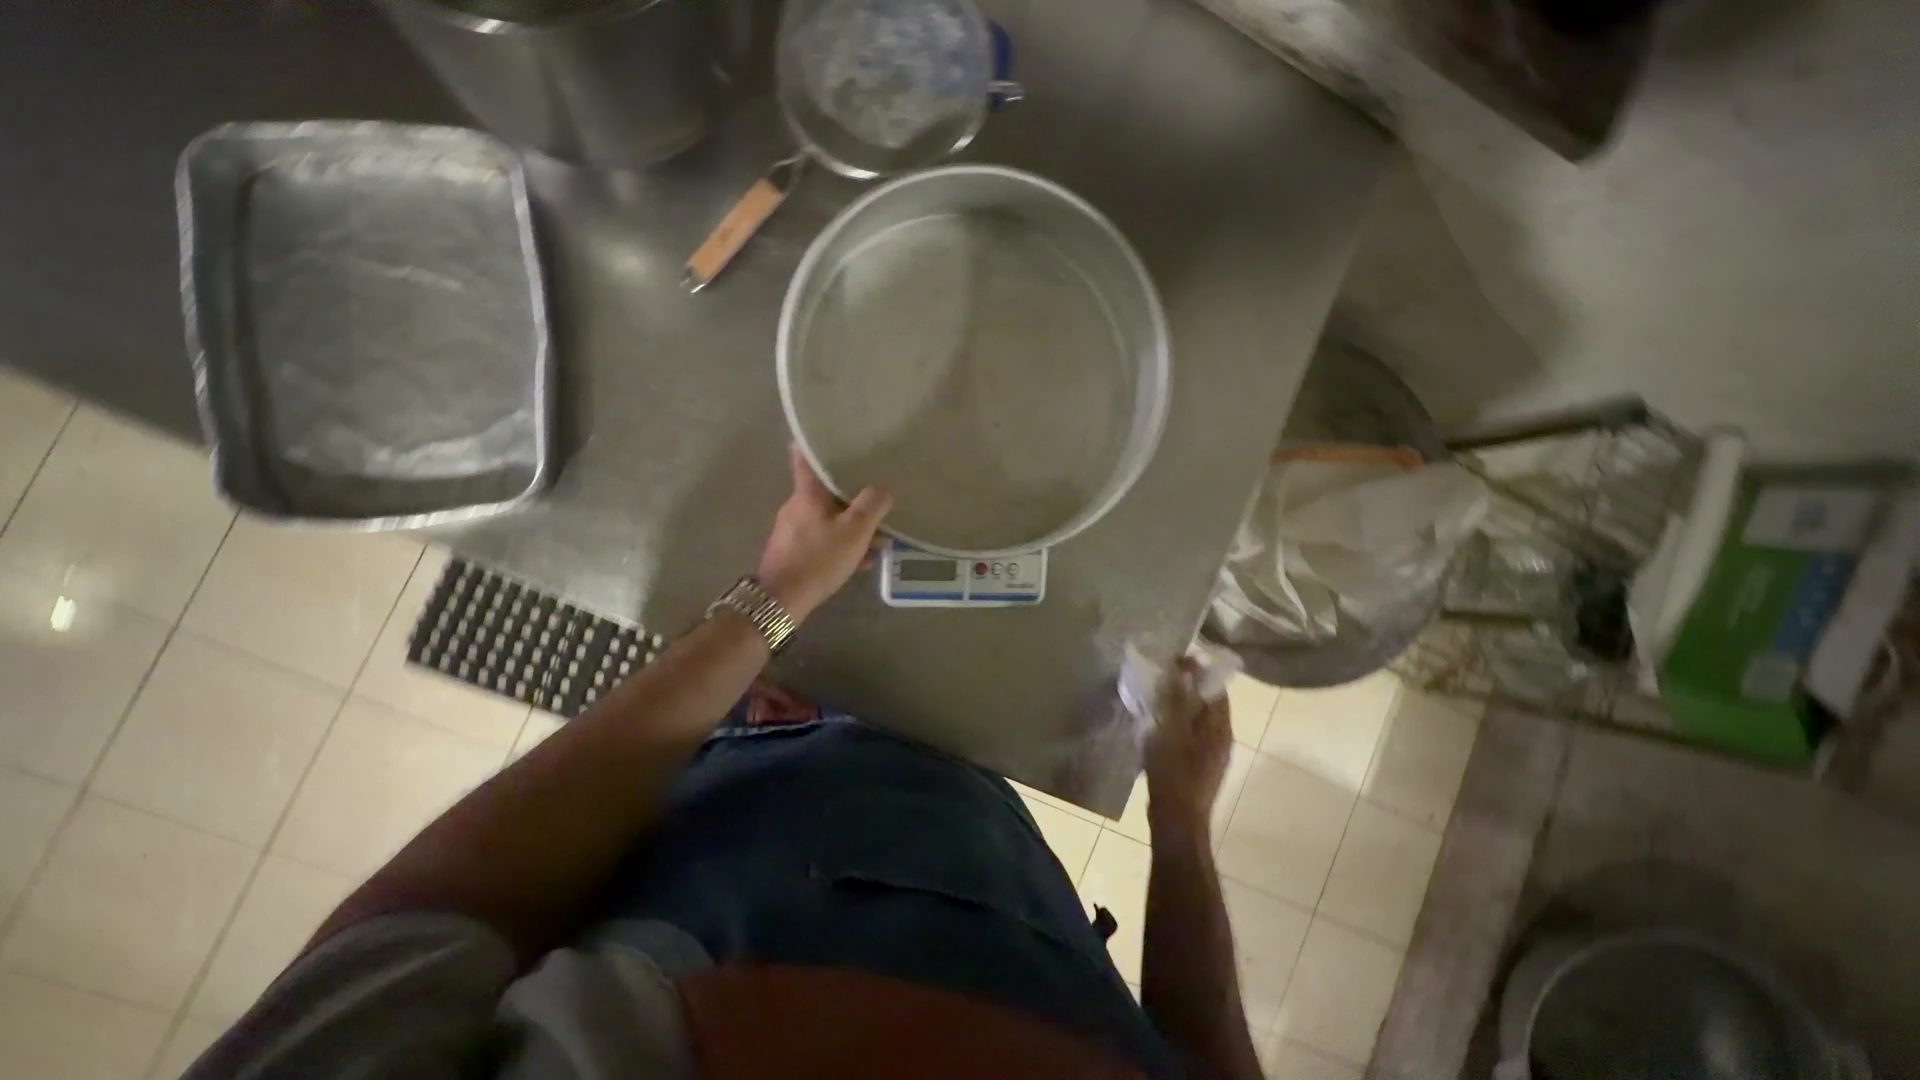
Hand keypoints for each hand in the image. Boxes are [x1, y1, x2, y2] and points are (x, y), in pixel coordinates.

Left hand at [757, 444, 892, 623]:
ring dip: (850, 526)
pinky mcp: (791, 552)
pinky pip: (821, 540)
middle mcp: (795, 506)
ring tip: (878, 541)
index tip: (826, 434)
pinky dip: (840, 545)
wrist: (782, 600)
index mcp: (807, 493)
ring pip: (826, 519)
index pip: (804, 457)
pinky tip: (861, 561)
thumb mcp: (855, 531)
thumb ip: (872, 506)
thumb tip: (882, 489)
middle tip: (876, 500)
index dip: (812, 443)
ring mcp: (791, 531)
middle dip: (851, 497)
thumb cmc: (819, 558)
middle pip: (825, 492)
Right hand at [1143, 659, 1232, 840]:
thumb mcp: (1172, 731)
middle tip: (1160, 678)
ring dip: (1179, 708)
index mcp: (1220, 728)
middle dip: (1186, 688)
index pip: (1216, 688)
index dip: (1197, 671)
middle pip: (1207, 704)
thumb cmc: (1174, 774)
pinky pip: (1189, 737)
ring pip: (1197, 721)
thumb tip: (1185, 667)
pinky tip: (1155, 728)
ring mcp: (1212, 756)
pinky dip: (1175, 726)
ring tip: (1154, 700)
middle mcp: (1222, 740)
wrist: (1176, 822)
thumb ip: (1178, 698)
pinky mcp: (1198, 768)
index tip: (1174, 660)